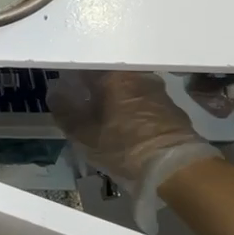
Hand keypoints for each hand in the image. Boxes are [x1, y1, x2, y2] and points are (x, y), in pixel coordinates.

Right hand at [50, 71, 221, 228]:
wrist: (178, 168)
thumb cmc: (125, 147)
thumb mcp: (84, 134)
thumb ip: (65, 110)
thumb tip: (55, 92)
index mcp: (112, 76)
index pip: (84, 66)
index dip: (71, 78)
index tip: (65, 92)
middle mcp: (137, 75)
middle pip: (108, 76)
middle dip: (94, 88)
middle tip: (83, 108)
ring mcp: (158, 90)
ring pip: (127, 88)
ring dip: (114, 99)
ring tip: (105, 121)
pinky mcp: (172, 108)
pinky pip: (143, 101)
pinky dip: (132, 109)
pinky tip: (127, 129)